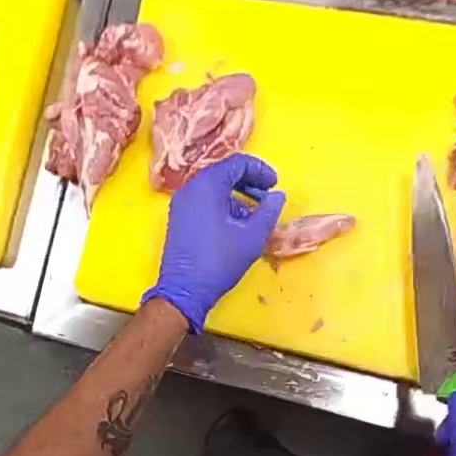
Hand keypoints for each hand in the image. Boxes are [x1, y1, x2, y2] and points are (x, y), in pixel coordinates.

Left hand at [143, 153, 286, 332]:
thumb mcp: (252, 237)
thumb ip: (269, 212)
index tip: (274, 184)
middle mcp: (190, 188)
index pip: (237, 163)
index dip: (260, 170)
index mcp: (207, 184)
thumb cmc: (218, 262)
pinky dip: (221, 208)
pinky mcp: (178, 221)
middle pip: (223, 174)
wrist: (184, 292)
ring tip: (253, 217)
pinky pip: (203, 204)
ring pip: (213, 190)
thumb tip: (277, 197)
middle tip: (266, 198)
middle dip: (248, 184)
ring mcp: (180, 205)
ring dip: (236, 198)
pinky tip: (235, 227)